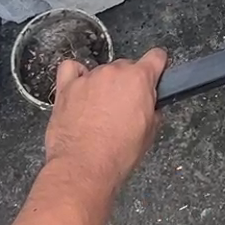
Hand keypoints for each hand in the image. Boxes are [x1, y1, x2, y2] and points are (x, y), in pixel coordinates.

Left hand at [42, 47, 167, 191]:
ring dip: (103, 86)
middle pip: (126, 66)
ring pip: (101, 72)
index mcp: (139, 79)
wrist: (84, 168)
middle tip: (125, 108)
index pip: (156, 57)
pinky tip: (80, 90)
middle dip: (127, 84)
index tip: (155, 74)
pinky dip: (77, 75)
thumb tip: (149, 105)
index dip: (157, 67)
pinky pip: (72, 69)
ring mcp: (89, 77)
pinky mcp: (67, 87)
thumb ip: (152, 109)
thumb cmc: (116, 154)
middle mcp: (114, 72)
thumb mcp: (149, 133)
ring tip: (98, 112)